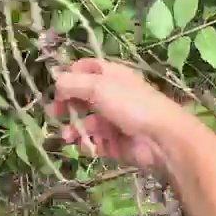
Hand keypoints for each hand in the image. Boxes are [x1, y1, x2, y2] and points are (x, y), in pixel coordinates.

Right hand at [47, 58, 203, 170]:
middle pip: (82, 98)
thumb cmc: (131, 105)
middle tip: (55, 114)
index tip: (56, 87)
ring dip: (74, 129)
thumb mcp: (98, 87)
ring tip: (68, 138)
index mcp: (111, 75)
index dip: (69, 76)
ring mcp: (114, 119)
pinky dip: (89, 144)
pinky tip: (88, 147)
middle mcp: (112, 95)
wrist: (161, 138)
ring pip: (86, 123)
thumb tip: (55, 83)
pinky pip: (96, 141)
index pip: (85, 69)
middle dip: (66, 106)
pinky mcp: (116, 141)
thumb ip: (72, 84)